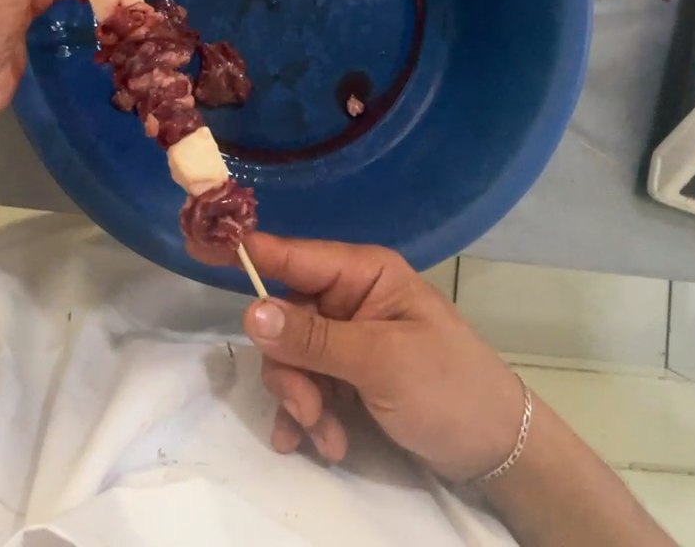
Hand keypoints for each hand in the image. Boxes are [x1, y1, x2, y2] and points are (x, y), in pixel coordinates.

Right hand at [232, 234, 524, 481]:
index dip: (244, 250)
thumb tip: (250, 311)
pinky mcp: (346, 376)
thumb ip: (314, 338)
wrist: (499, 453)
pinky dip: (307, 418)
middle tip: (310, 409)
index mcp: (361, 274)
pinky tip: (321, 446)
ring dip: (301, 403)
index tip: (195, 242)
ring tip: (328, 438)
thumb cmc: (450, 388)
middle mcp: (348, 299)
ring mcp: (346, 339)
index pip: (290, 254)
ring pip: (289, 359)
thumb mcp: (382, 362)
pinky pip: (304, 388)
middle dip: (289, 370)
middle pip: (282, 319)